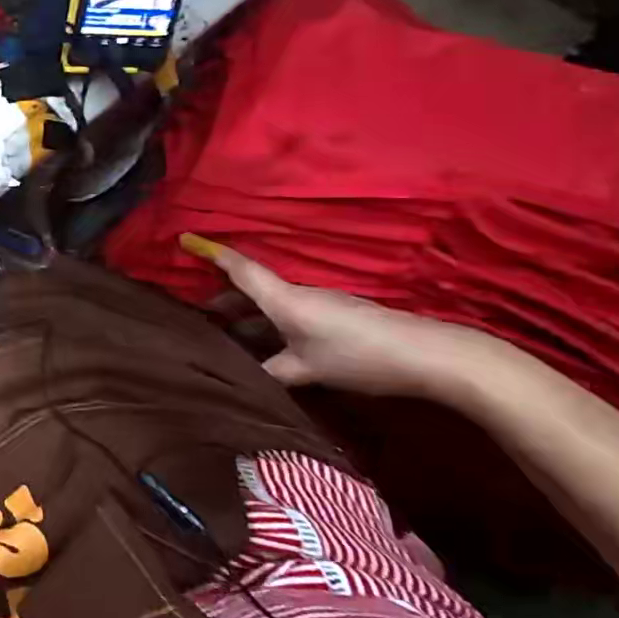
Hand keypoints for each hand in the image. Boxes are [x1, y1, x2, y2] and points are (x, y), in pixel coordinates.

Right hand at [183, 233, 497, 398]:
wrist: (431, 356)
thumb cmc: (358, 356)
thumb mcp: (306, 370)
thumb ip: (271, 371)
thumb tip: (246, 377)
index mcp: (282, 300)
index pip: (240, 271)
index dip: (212, 255)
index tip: (186, 240)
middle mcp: (297, 295)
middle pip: (251, 290)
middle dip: (222, 299)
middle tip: (199, 315)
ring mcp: (319, 304)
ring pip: (270, 305)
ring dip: (247, 316)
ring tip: (228, 335)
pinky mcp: (337, 317)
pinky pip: (290, 315)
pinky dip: (269, 324)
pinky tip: (268, 346)